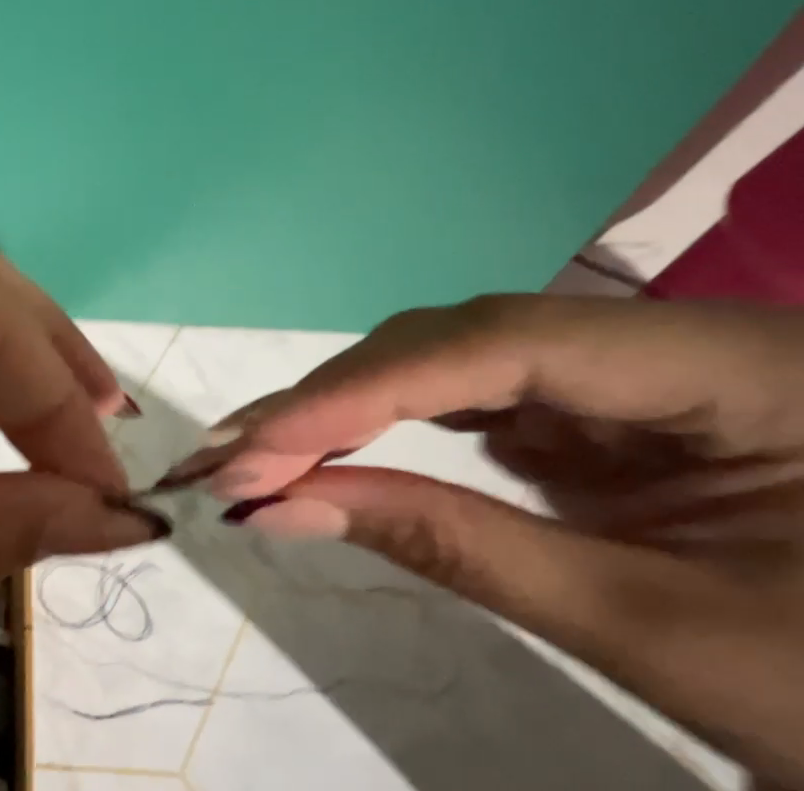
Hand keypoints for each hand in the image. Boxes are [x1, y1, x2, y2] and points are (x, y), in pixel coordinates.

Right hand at [159, 296, 803, 785]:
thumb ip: (454, 546)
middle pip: (468, 341)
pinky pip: (478, 402)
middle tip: (228, 458)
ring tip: (256, 451)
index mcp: (742, 365)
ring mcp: (638, 376)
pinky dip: (396, 431)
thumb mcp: (655, 629)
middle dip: (338, 401)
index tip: (254, 451)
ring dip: (351, 410)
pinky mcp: (611, 417)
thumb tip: (273, 507)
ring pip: (458, 363)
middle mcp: (677, 341)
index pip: (505, 346)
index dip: (363, 392)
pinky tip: (335, 454)